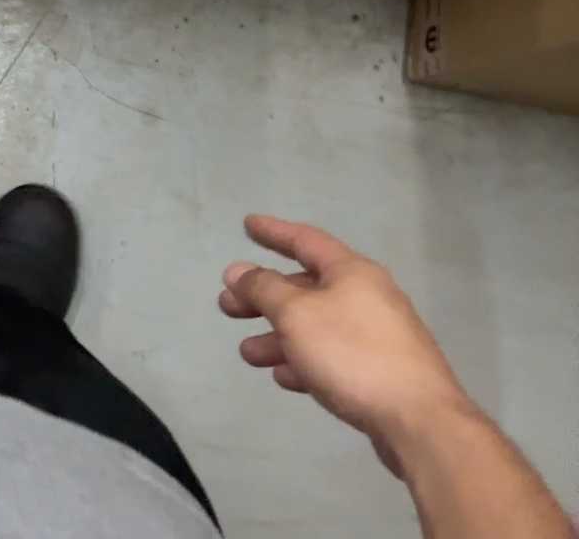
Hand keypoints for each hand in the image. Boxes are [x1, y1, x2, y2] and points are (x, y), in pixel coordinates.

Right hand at [218, 215, 472, 476]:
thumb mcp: (293, 311)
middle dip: (260, 297)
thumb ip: (261, 286)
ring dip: (274, 336)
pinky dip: (302, 360)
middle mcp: (368, 300)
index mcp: (354, 275)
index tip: (247, 225)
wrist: (422, 425)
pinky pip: (329, 356)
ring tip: (250, 354)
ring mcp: (377, 339)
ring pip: (311, 326)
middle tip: (228, 306)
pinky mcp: (380, 373)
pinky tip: (285, 377)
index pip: (306, 241)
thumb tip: (240, 271)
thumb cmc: (352, 353)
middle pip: (302, 288)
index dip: (275, 231)